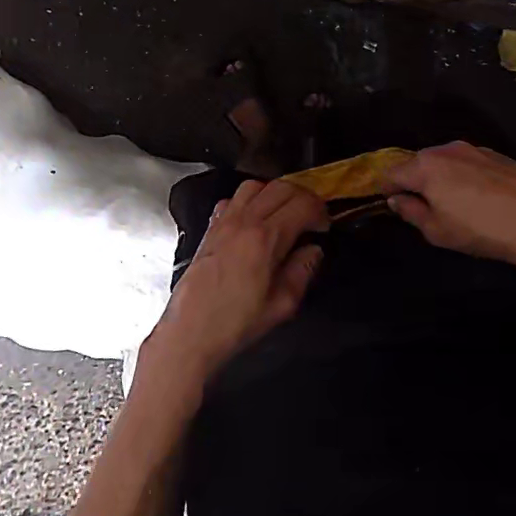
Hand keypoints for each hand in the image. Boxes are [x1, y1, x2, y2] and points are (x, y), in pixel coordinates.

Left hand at [143, 180, 328, 384]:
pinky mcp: (209, 229)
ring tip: (284, 214)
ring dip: (274, 193)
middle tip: (311, 217)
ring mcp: (223, 223)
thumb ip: (302, 272)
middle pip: (280, 187)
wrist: (191, 330)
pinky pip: (231, 200)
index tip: (324, 226)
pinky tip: (254, 220)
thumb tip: (312, 252)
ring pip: (254, 186)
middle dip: (303, 197)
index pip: (301, 204)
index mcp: (264, 239)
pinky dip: (247, 201)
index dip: (320, 211)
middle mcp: (242, 222)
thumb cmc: (234, 322)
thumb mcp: (282, 305)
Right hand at [385, 141, 515, 290]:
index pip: (391, 173)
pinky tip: (482, 199)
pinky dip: (467, 178)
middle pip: (418, 164)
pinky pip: (470, 164)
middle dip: (416, 182)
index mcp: (424, 166)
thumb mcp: (436, 231)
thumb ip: (410, 213)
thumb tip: (397, 200)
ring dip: (443, 179)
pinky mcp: (499, 155)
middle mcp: (445, 150)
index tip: (392, 204)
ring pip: (446, 162)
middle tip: (425, 207)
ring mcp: (475, 149)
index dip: (387, 190)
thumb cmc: (480, 229)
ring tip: (456, 204)